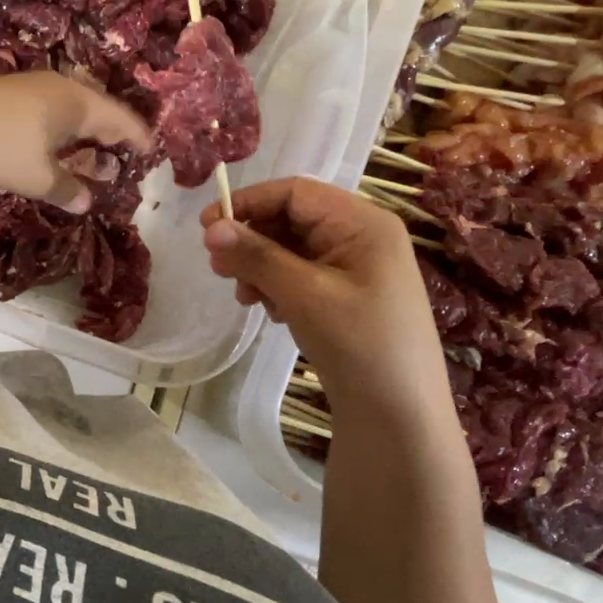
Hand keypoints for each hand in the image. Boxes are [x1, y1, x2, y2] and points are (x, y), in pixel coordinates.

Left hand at [0, 71, 152, 211]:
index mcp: (78, 102)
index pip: (121, 118)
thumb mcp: (38, 178)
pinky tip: (46, 142)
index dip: (137, 137)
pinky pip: (45, 107)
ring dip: (80, 130)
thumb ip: (67, 190)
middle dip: (109, 132)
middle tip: (119, 153)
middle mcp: (59, 86)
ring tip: (84, 151)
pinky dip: (56, 126)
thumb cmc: (1, 151)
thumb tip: (86, 202)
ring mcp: (30, 84)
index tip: (149, 151)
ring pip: (68, 106)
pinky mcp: (5, 91)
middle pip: (96, 107)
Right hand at [199, 177, 448, 412]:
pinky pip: (299, 273)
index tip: (205, 229)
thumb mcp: (303, 294)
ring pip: (290, 247)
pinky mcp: (345, 294)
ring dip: (259, 266)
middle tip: (219, 270)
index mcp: (363, 223)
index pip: (294, 192)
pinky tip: (269, 311)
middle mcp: (361, 236)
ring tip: (246, 298)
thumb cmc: (358, 342)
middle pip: (290, 218)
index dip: (248, 203)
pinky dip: (275, 285)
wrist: (397, 411)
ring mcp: (355, 266)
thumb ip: (257, 256)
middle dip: (251, 240)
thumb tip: (211, 227)